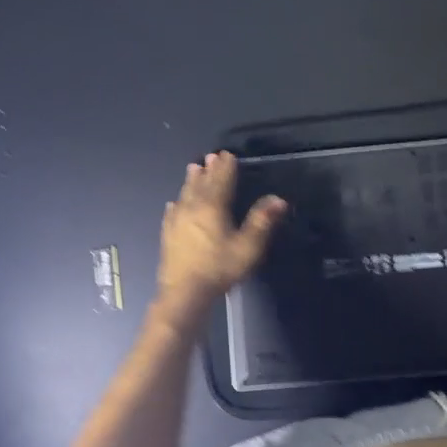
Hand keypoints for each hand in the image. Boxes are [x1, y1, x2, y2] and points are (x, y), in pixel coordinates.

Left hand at [156, 152, 286, 305]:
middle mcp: (193, 208)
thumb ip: (262, 221)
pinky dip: (177, 203)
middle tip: (210, 156)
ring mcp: (177, 221)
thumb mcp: (248, 247)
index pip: (221, 181)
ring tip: (193, 168)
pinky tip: (174, 203)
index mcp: (213, 207)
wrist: (184, 292)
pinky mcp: (168, 234)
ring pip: (185, 194)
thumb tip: (278, 199)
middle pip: (202, 184)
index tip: (227, 154)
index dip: (226, 167)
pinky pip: (172, 212)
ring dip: (191, 180)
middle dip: (208, 170)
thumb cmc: (219, 268)